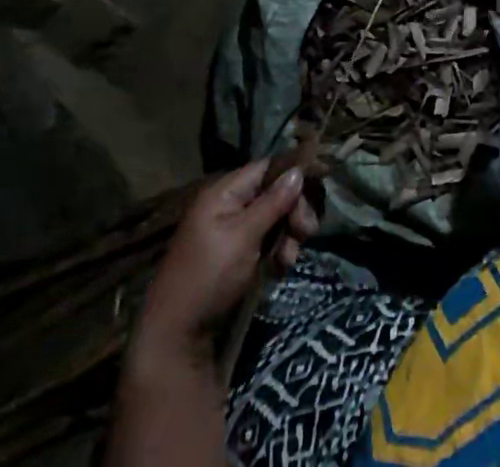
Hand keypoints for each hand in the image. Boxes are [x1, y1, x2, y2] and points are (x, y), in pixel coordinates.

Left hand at [138, 159, 317, 354]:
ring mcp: (234, 230)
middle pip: (277, 192)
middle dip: (296, 211)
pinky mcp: (239, 251)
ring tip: (288, 259)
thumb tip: (298, 170)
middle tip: (306, 232)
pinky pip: (270, 239)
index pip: (268, 167)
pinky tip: (280, 268)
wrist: (178, 333)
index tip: (321, 184)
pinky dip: (280, 251)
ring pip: (278, 218)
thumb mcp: (244, 236)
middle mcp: (229, 206)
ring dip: (290, 235)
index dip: (295, 173)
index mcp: (224, 194)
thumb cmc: (208, 276)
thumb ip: (273, 202)